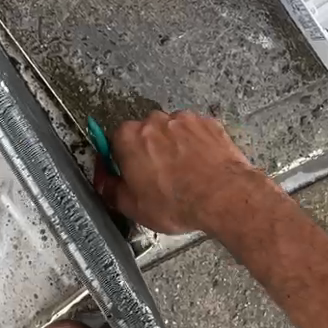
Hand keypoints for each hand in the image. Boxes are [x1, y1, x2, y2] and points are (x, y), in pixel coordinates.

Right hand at [95, 110, 273, 235]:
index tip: (126, 173)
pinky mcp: (206, 123)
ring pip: (170, 131)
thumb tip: (105, 185)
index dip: (120, 160)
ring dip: (173, 147)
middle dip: (148, 152)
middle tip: (157, 178)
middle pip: (143, 133)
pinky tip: (200, 167)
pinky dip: (195, 145)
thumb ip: (111, 191)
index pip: (113, 142)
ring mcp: (182, 119)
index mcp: (128, 138)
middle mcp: (154, 121)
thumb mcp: (133, 208)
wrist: (223, 195)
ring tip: (183, 174)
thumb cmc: (179, 201)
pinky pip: (194, 132)